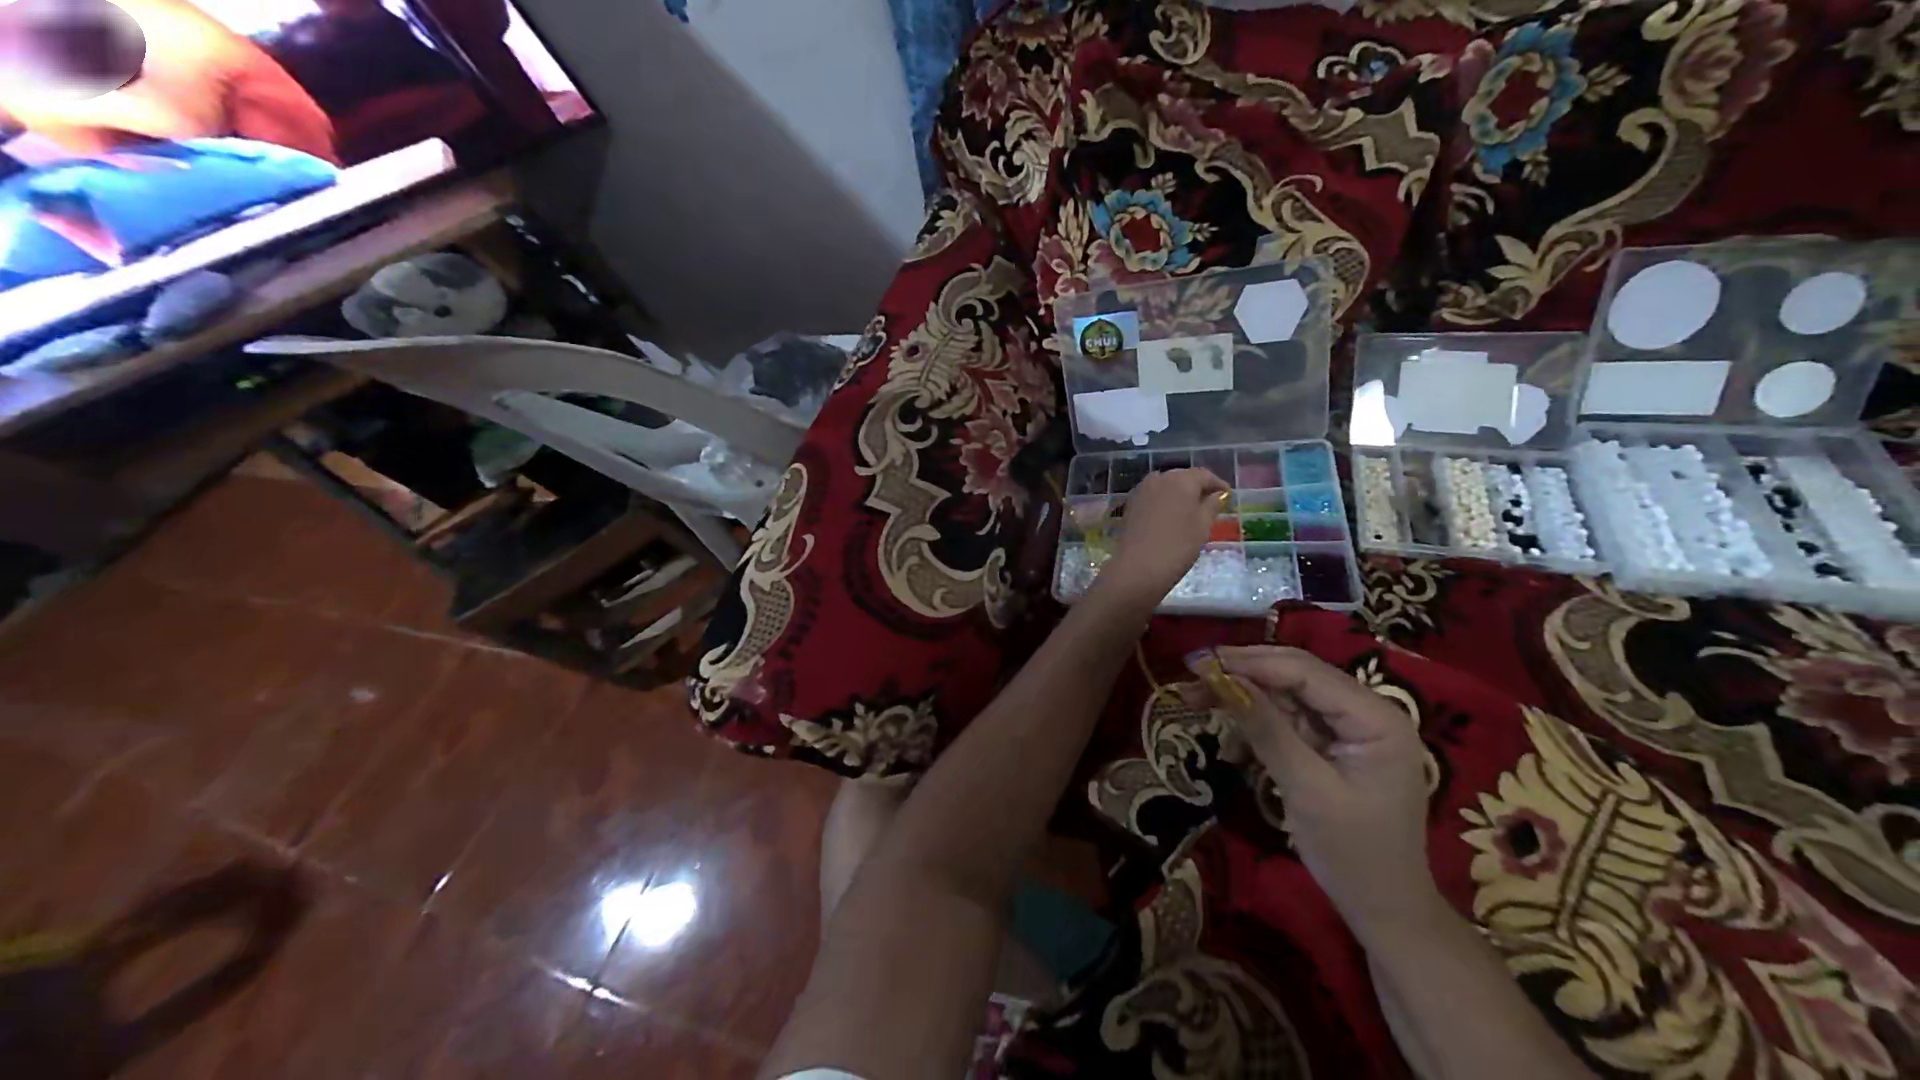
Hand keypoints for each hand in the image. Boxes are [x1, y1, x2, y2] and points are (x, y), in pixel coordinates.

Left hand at [1099, 467, 1228, 602]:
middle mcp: (1159, 479)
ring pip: (1166, 486)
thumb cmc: (1177, 547)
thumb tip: (1217, 495)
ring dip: (1179, 494)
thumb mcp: (1202, 526)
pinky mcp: (1131, 504)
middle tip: (1210, 503)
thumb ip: (1211, 506)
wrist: (1137, 568)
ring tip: (1191, 510)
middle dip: (1198, 488)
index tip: (1227, 495)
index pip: (1204, 475)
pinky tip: (1170, 516)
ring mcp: (1141, 490)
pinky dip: (1164, 501)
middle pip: (1183, 477)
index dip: (1218, 484)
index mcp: (1181, 480)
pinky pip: (1153, 496)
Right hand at [1187, 646, 1440, 935]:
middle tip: (1191, 674)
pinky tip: (1225, 722)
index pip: (1306, 672)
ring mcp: (1350, 727)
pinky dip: (1255, 717)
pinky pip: (1288, 717)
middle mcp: (1367, 711)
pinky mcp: (1332, 744)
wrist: (1385, 908)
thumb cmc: (1354, 854)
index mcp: (1378, 718)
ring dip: (1243, 692)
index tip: (1199, 664)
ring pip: (1287, 692)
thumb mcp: (1306, 790)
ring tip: (1196, 696)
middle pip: (1296, 675)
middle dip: (1243, 672)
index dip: (1251, 663)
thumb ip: (1268, 730)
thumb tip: (1223, 682)